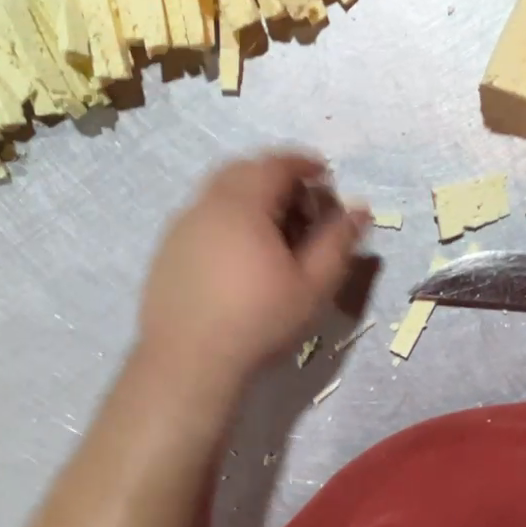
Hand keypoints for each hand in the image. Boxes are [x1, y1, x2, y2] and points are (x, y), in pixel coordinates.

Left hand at [137, 151, 367, 389]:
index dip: (304, 164)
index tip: (325, 175)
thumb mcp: (312, 286)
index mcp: (242, 204)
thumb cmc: (258, 322)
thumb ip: (338, 243)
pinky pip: (201, 221)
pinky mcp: (166, 254)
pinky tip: (239, 259)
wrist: (188, 362)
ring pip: (218, 195)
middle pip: (243, 171)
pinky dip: (226, 223)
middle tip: (301, 206)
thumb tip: (360, 210)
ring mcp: (179, 228)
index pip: (276, 164)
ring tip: (272, 233)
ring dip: (249, 200)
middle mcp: (205, 205)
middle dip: (275, 178)